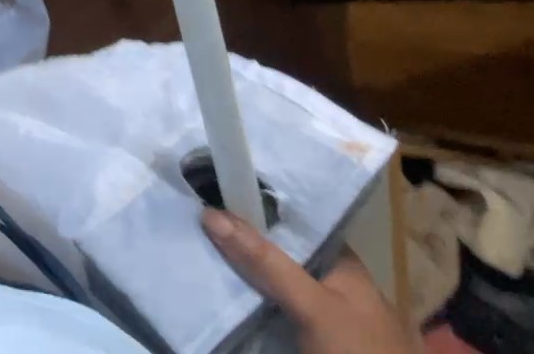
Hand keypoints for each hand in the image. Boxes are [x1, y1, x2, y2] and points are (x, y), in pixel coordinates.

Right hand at [201, 209, 419, 353]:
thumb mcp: (314, 307)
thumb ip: (266, 262)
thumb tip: (210, 212)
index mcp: (343, 266)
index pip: (294, 222)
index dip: (254, 207)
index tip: (210, 193)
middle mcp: (330, 284)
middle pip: (276, 252)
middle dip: (237, 240)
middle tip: (189, 219)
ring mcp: (317, 315)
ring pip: (267, 282)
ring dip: (235, 272)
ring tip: (190, 247)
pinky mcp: (303, 340)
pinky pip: (264, 311)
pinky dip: (241, 304)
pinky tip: (211, 292)